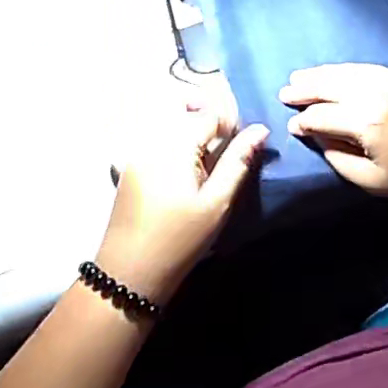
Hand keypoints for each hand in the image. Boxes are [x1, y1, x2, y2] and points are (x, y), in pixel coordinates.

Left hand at [96, 93, 267, 303]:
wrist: (128, 275)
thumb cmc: (180, 240)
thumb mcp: (217, 202)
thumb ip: (239, 161)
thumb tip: (260, 129)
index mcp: (173, 146)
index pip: (209, 115)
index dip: (231, 125)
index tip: (242, 148)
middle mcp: (150, 141)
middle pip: (185, 113)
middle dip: (209, 124)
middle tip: (225, 151)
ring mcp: (134, 153)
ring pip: (168, 123)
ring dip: (191, 132)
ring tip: (206, 159)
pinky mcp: (127, 167)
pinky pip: (153, 139)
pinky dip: (173, 144)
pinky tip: (182, 171)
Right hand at [279, 64, 387, 204]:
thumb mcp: (372, 180)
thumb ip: (339, 158)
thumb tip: (318, 137)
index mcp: (366, 121)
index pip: (322, 116)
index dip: (304, 122)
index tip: (293, 127)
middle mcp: (376, 94)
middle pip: (331, 86)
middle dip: (306, 89)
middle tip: (286, 92)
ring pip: (347, 72)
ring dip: (322, 74)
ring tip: (302, 77)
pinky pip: (367, 68)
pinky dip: (346, 70)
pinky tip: (335, 74)